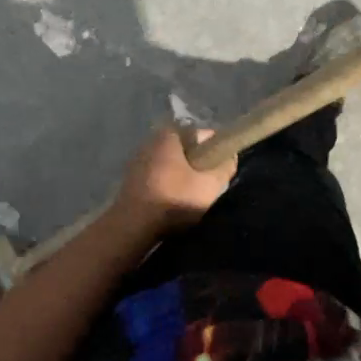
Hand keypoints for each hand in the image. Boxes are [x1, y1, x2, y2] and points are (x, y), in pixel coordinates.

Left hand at [112, 125, 234, 234]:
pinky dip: (167, 184)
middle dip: (197, 161)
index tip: (222, 163)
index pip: (199, 133)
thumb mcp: (209, 186)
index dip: (214, 146)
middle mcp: (150, 141)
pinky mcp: (130, 180)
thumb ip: (224, 168)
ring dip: (180, 174)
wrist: (132, 227)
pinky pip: (156, 175)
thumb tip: (231, 156)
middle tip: (209, 179)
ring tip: (193, 194)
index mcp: (169, 136)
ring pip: (168, 162)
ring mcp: (137, 160)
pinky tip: (173, 201)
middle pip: (183, 148)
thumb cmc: (173, 200)